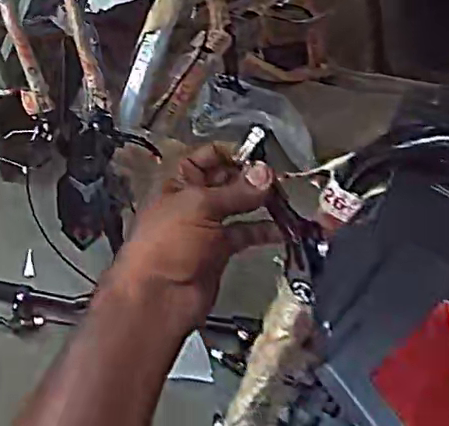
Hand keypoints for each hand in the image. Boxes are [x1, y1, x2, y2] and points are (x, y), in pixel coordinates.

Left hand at [106, 144, 275, 329]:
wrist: (159, 293)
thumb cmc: (168, 241)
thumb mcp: (200, 207)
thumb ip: (236, 192)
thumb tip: (266, 172)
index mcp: (180, 179)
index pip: (209, 156)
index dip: (234, 154)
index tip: (264, 159)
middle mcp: (194, 197)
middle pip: (228, 179)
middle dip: (253, 179)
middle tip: (283, 182)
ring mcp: (208, 223)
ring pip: (239, 206)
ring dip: (262, 203)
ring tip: (289, 203)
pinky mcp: (221, 248)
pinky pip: (245, 233)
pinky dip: (264, 231)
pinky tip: (286, 229)